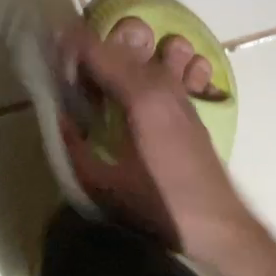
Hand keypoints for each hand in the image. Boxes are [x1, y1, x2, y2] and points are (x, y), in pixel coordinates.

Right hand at [59, 17, 263, 264]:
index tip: (53, 68)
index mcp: (139, 95)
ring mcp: (177, 89)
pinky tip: (119, 102)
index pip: (93, 49)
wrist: (222, 227)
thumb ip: (73, 147)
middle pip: (112, 47)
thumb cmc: (160, 206)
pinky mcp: (186, 102)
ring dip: (106, 65)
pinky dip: (127, 74)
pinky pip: (149, 70)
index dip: (67, 51)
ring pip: (131, 57)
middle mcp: (160, 82)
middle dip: (84, 57)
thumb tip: (60, 118)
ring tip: (91, 94)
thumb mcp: (103, 186)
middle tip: (67, 85)